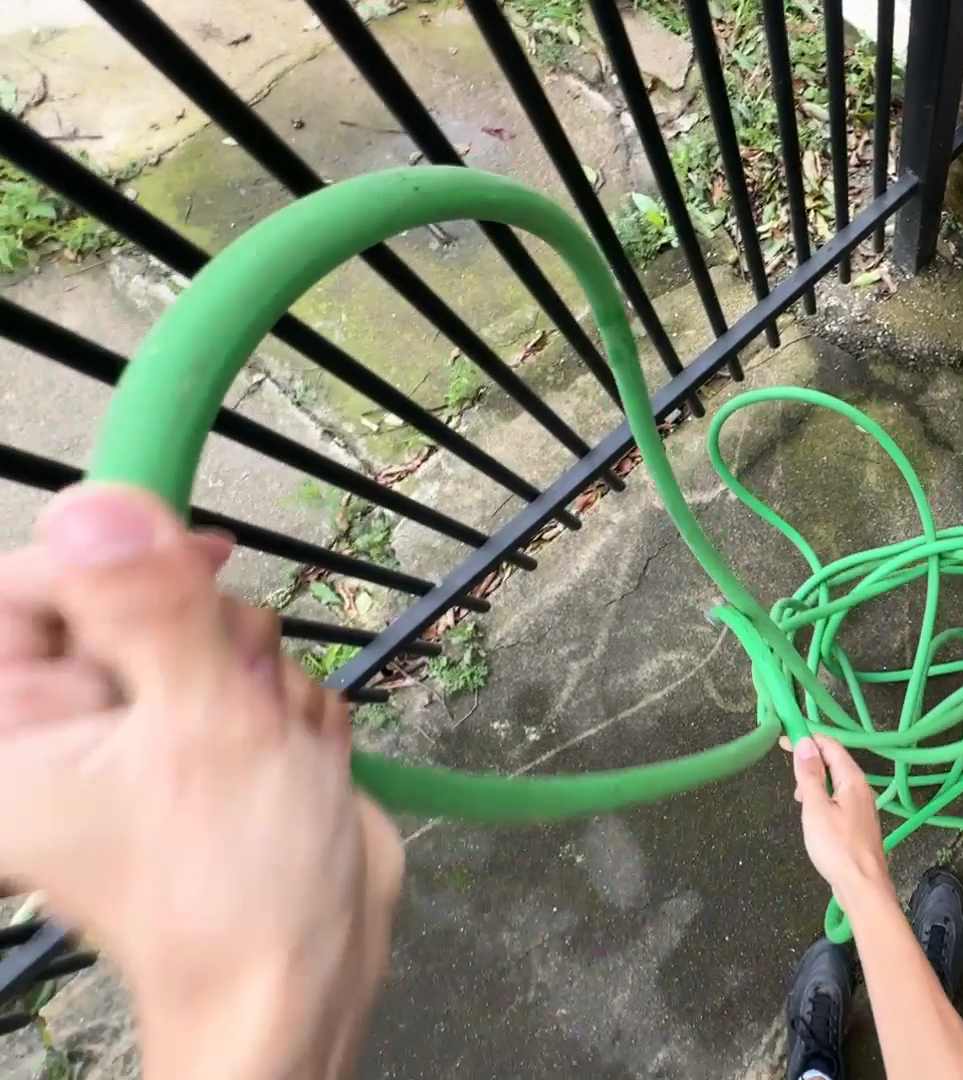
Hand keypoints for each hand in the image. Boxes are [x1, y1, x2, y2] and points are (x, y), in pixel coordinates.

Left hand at [0, 485, 403, 1079]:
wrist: (312, 949)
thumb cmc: (238, 865)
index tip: (202, 558)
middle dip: (222, 640)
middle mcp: (77, 722)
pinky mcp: (225, 743)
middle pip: (147, 608)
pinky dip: (298, 712)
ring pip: (225, 644)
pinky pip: (269, 684)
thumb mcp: (204, 728)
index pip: (26, 588)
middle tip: (241, 701)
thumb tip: (101, 501)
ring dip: (273, 684)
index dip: (110, 559)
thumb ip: (155, 613)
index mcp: (14, 724)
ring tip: (279, 747)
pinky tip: (300, 758)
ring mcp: (158, 734)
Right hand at [784, 734, 888, 906]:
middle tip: (790, 771)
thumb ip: (810, 776)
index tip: (786, 737)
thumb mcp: (816, 809)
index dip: (809, 738)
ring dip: (816, 781)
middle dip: (811, 760)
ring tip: (798, 797)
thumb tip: (804, 744)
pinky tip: (813, 814)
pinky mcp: (858, 823)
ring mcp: (862, 806)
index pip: (831, 746)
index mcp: (852, 779)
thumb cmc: (837, 847)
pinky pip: (839, 798)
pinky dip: (823, 797)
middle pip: (835, 762)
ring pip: (836, 781)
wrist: (863, 886)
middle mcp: (861, 788)